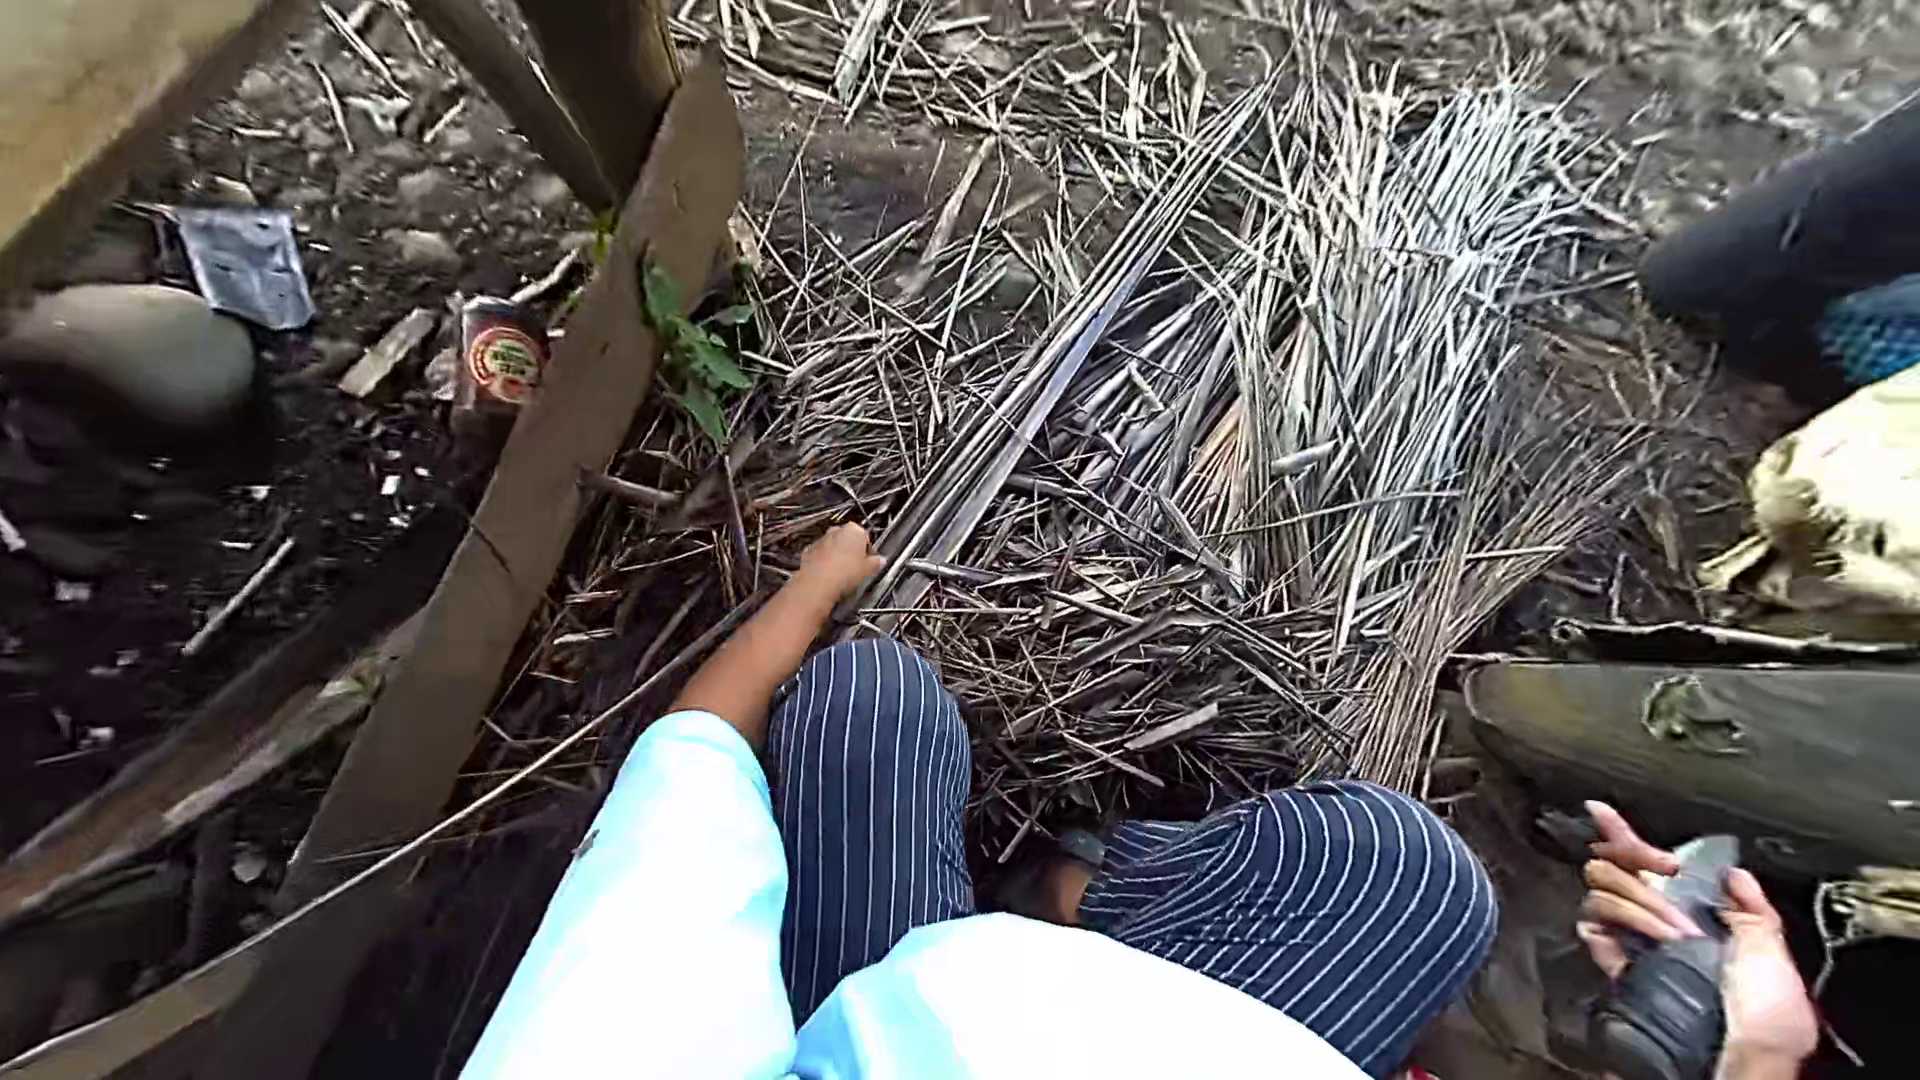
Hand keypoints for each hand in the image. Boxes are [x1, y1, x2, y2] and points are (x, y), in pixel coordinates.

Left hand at [791, 523, 885, 603]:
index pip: (865, 535)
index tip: (869, 559)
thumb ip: (875, 562)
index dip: (867, 548)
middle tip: (857, 565)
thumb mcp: (867, 569)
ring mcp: (821, 540)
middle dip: (851, 549)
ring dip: (837, 554)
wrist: (817, 585)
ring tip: (842, 573)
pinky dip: (824, 561)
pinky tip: (829, 574)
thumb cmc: (843, 573)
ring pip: (833, 545)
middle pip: (847, 538)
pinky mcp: (808, 551)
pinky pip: (820, 554)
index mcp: (853, 531)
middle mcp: (836, 531)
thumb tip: (880, 561)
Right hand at [1575, 803, 1816, 1077]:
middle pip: (1609, 864)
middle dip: (1637, 868)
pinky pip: (1591, 916)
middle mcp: (1646, 915)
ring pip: (1602, 886)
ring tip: (1673, 934)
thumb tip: (1733, 872)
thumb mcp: (1775, 963)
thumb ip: (1755, 915)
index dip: (1618, 833)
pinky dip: (1621, 922)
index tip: (1601, 811)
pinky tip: (1645, 941)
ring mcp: (1621, 931)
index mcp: (1686, 913)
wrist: (1734, 1050)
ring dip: (1640, 904)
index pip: (1643, 863)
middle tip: (1665, 883)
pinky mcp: (1604, 948)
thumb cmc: (1762, 1017)